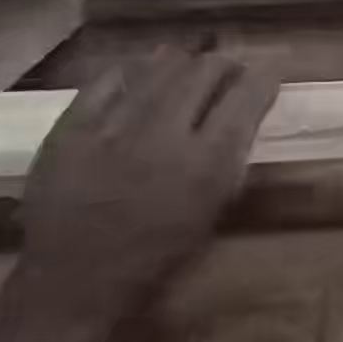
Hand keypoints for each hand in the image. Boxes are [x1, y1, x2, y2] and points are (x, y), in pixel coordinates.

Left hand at [14, 49, 276, 310]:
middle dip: (225, 63)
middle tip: (230, 70)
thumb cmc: (161, 248)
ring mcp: (112, 129)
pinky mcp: (70, 131)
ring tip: (189, 66)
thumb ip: (234, 151)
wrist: (75, 280)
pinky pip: (106, 81)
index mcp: (206, 161)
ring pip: (158, 68)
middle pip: (204, 71)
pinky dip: (131, 72)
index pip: (247, 96)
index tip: (272, 68)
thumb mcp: (216, 203)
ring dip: (183, 61)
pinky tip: (141, 75)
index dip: (266, 75)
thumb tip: (248, 108)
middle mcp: (163, 135)